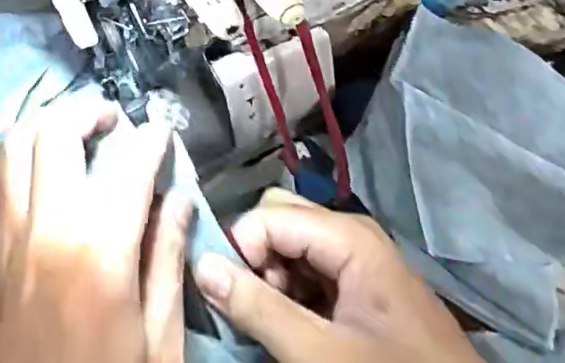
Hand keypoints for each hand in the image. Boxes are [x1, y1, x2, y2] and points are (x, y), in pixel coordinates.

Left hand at [0, 99, 193, 362]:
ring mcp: (6, 238)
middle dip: (88, 111)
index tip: (162, 132)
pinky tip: (18, 164)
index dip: (151, 140)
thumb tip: (178, 199)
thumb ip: (167, 260)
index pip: (129, 166)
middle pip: (56, 134)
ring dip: (42, 124)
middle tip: (112, 119)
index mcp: (101, 250)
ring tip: (68, 129)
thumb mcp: (158, 342)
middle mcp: (47, 227)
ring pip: (12, 147)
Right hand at [194, 190, 482, 362]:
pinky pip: (312, 268)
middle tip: (254, 308)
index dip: (239, 249)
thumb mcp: (320, 356)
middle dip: (256, 257)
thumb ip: (257, 307)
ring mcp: (362, 259)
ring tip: (275, 325)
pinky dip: (293, 291)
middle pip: (279, 218)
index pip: (266, 215)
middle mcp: (354, 233)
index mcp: (348, 236)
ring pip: (292, 243)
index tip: (225, 294)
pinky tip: (297, 328)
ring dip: (272, 277)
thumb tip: (198, 263)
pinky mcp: (366, 286)